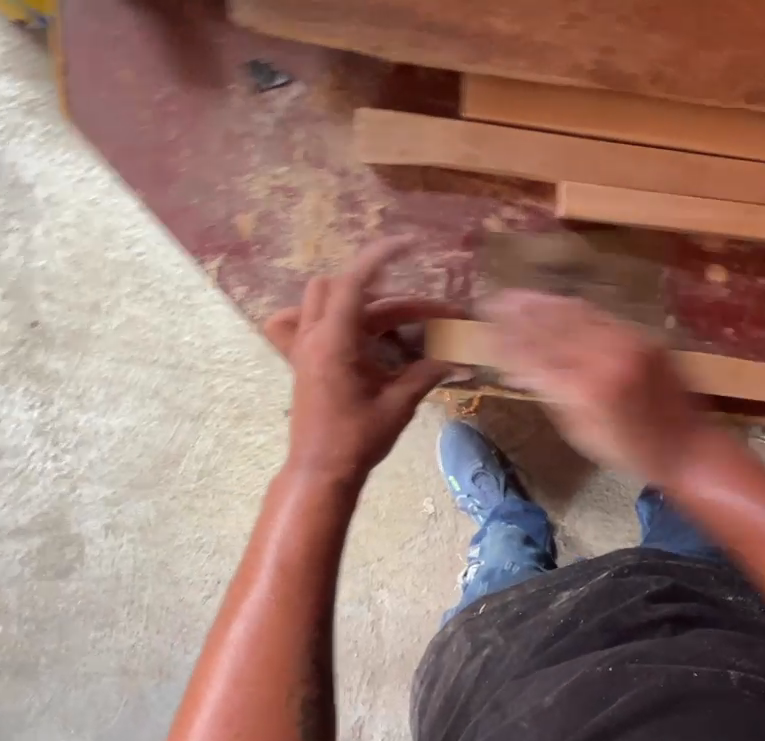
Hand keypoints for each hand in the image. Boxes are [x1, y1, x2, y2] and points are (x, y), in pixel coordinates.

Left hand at [267, 239, 464, 483]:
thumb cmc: (358, 440)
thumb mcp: (399, 404)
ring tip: (401, 322)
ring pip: (326, 300)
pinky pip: (312, 321)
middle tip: (430, 317)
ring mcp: (304, 346)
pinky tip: (360, 333)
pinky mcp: (304, 359)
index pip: (354, 282)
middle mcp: (313, 335)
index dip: (381, 257)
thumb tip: (459, 356)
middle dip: (390, 295)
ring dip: (362, 301)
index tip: (409, 244)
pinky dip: (337, 316)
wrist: (320, 471)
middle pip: (345, 289)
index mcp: (333, 341)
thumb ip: (427, 372)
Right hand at [480, 290, 710, 484]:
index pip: (535, 355)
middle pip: (553, 325)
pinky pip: (601, 317)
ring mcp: (629, 342)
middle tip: (493, 301)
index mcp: (586, 389)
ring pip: (577, 314)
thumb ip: (552, 395)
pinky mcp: (645, 337)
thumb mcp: (582, 433)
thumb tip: (521, 369)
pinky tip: (556, 304)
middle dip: (519, 312)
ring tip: (517, 296)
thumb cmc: (630, 452)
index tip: (486, 329)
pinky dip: (573, 310)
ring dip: (544, 303)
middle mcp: (606, 358)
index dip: (507, 340)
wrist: (687, 447)